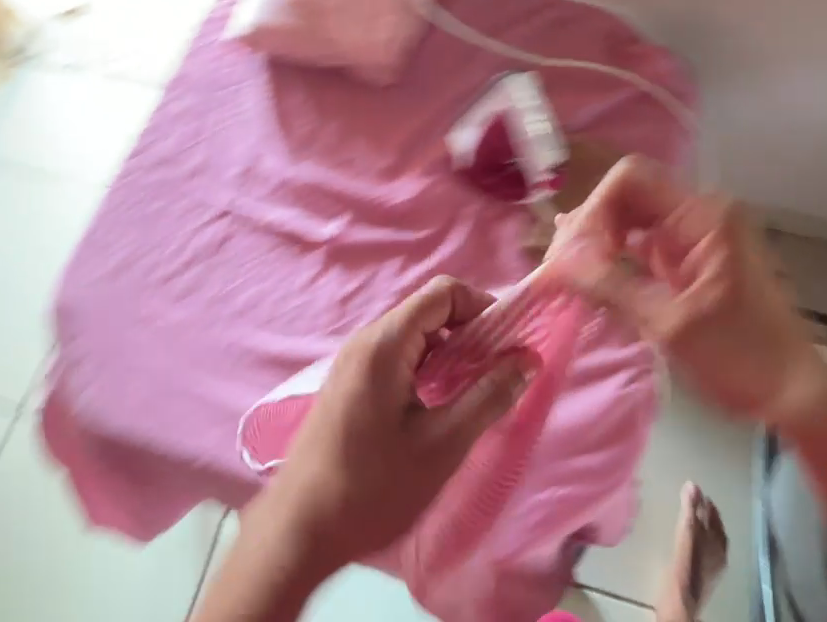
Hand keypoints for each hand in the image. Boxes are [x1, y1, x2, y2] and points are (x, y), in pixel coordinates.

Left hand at [246, 276, 533, 573]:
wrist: (299, 531)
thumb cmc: (373, 487)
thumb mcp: (443, 445)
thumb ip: (488, 396)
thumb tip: (527, 359)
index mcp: (384, 343)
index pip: (444, 293)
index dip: (483, 308)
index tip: (510, 344)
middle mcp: (365, 341)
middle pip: (429, 311)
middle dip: (471, 333)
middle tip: (500, 373)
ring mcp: (353, 363)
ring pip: (415, 336)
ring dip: (451, 354)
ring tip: (477, 393)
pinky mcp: (350, 385)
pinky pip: (398, 358)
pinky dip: (428, 369)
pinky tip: (443, 407)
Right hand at [548, 156, 826, 425]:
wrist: (797, 397)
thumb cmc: (743, 358)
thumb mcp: (671, 325)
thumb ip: (611, 286)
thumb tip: (553, 263)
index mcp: (705, 216)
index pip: (631, 180)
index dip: (595, 209)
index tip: (575, 254)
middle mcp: (701, 214)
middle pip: (628, 196)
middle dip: (591, 228)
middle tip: (562, 270)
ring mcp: (697, 237)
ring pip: (631, 220)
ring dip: (599, 244)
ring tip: (568, 277)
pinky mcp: (691, 261)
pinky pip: (643, 246)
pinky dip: (615, 261)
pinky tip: (591, 282)